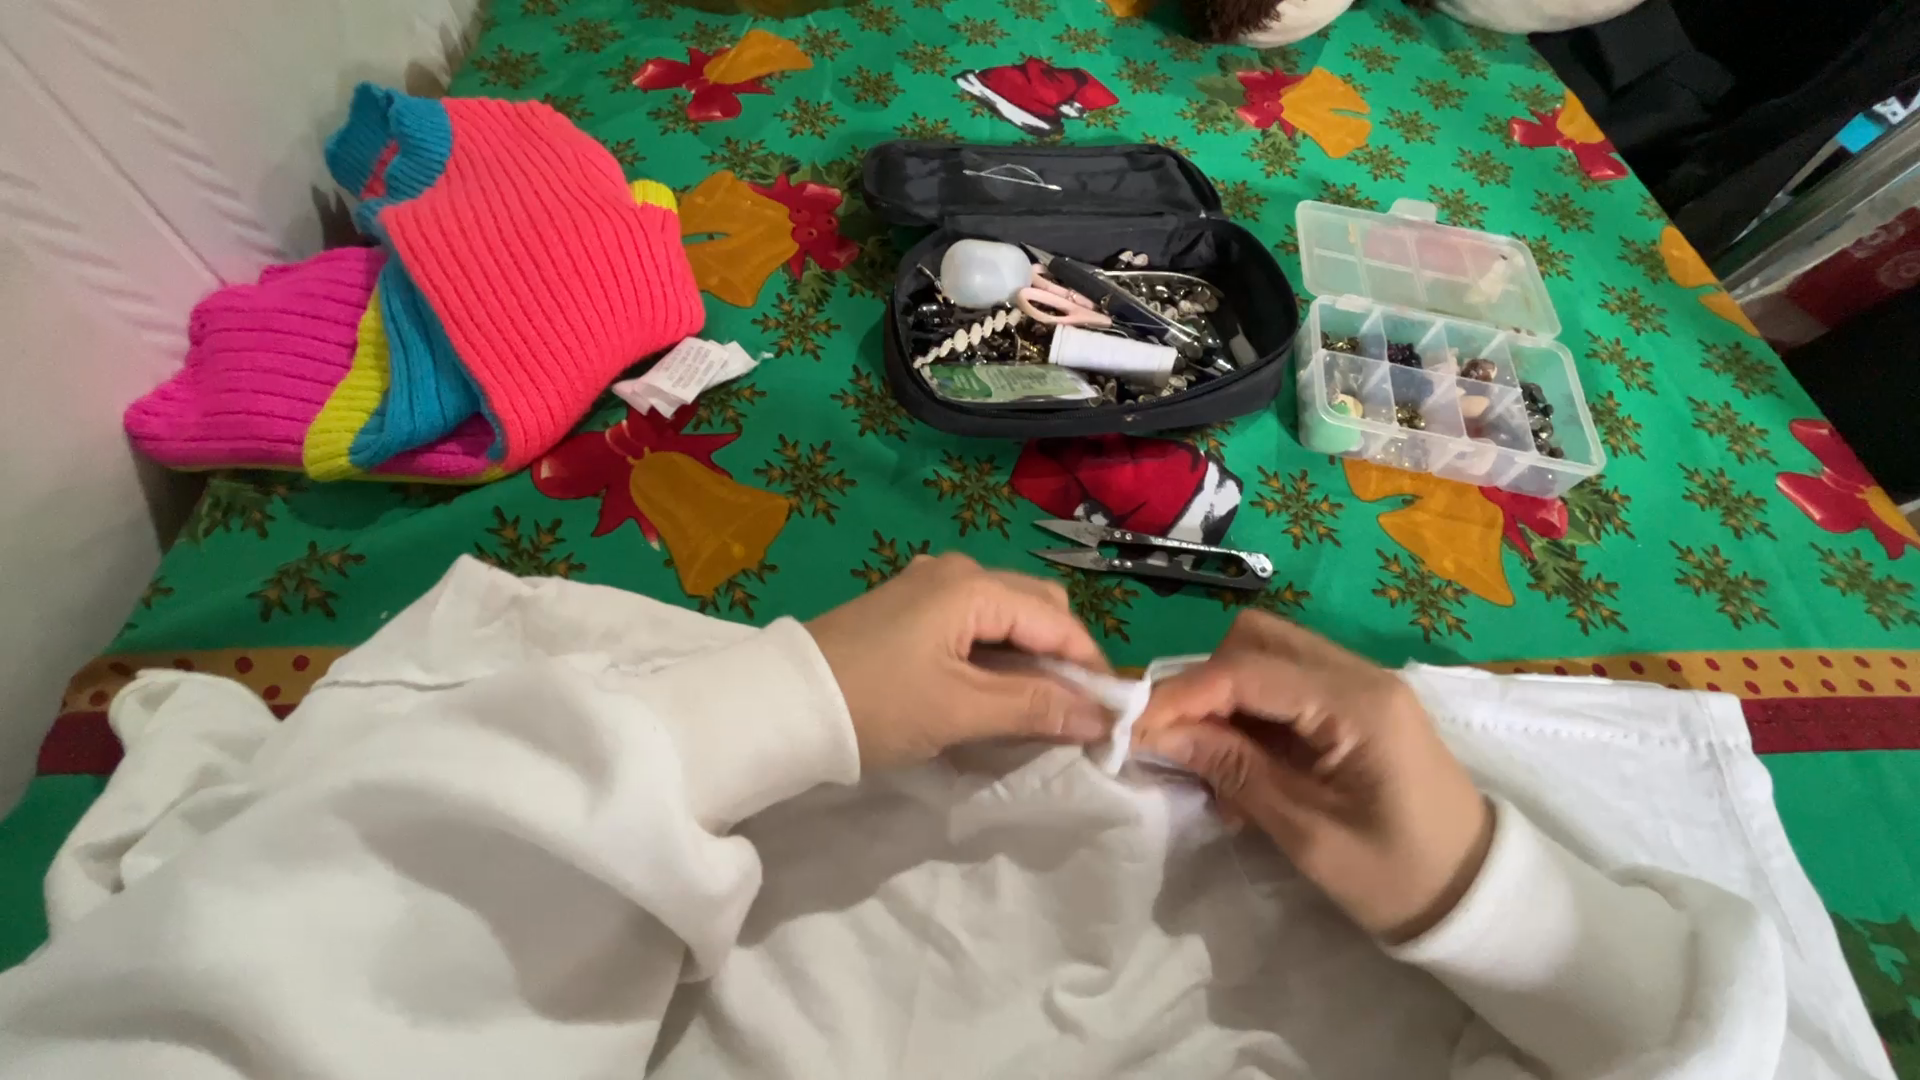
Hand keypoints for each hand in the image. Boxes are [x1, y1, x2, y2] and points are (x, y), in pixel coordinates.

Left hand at [806, 554, 1111, 769]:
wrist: (784, 704)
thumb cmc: (877, 704)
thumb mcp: (960, 710)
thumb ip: (1034, 707)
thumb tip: (1099, 716)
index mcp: (973, 587)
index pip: (1057, 622)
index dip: (1089, 666)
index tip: (1108, 715)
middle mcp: (957, 572)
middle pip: (1036, 608)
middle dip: (1060, 656)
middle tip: (1067, 712)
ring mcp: (929, 586)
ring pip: (1005, 614)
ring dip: (1027, 656)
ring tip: (1033, 707)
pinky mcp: (909, 607)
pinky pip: (973, 622)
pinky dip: (995, 652)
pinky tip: (990, 688)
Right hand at [1133, 611, 1492, 942]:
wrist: (1481, 899)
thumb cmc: (1400, 878)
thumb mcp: (1307, 834)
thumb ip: (1232, 770)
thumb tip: (1158, 733)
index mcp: (1357, 704)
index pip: (1247, 671)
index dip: (1181, 693)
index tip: (1135, 727)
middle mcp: (1357, 674)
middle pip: (1254, 639)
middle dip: (1202, 682)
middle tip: (1176, 736)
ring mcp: (1358, 682)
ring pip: (1264, 652)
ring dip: (1222, 693)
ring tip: (1208, 754)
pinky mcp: (1352, 700)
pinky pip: (1282, 681)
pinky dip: (1247, 708)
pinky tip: (1241, 759)